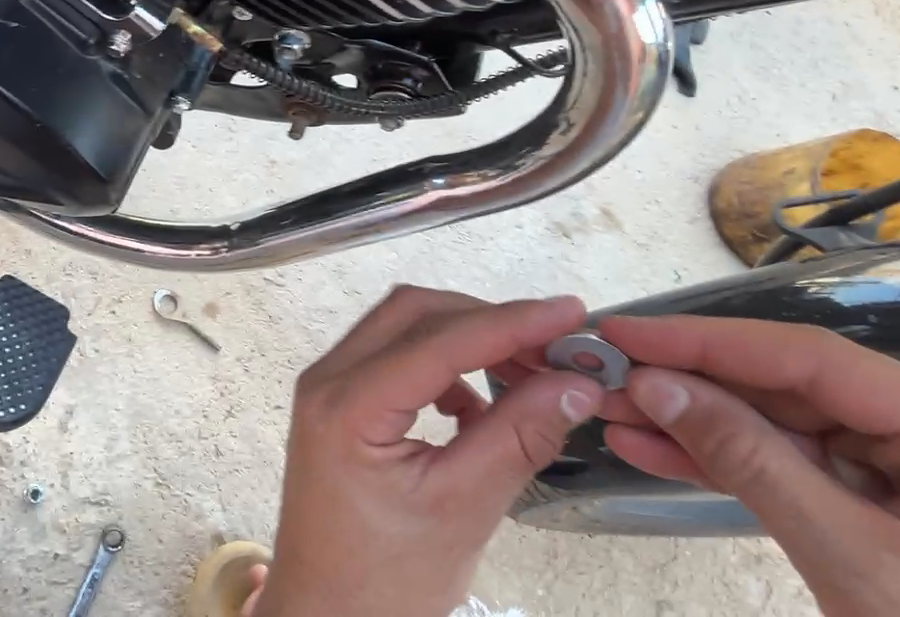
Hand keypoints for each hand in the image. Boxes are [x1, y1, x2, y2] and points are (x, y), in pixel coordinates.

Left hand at [251, 287, 605, 616]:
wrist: (326, 615)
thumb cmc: (386, 580)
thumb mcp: (462, 510)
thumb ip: (516, 437)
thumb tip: (574, 382)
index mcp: (347, 404)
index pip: (437, 339)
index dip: (510, 321)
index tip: (573, 312)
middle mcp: (326, 378)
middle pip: (412, 314)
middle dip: (487, 320)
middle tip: (557, 346)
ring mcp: (325, 386)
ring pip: (400, 328)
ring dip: (465, 338)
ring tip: (528, 372)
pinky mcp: (335, 401)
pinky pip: (391, 357)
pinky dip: (440, 364)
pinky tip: (475, 406)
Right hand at [597, 315, 899, 615]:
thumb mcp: (857, 562)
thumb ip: (753, 463)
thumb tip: (652, 384)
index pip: (814, 360)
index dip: (708, 340)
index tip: (620, 332)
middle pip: (785, 384)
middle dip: (684, 381)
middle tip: (596, 372)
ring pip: (772, 420)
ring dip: (685, 419)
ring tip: (604, 410)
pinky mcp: (871, 497)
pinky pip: (781, 461)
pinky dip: (713, 459)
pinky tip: (645, 448)